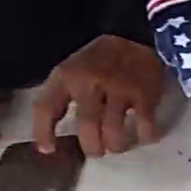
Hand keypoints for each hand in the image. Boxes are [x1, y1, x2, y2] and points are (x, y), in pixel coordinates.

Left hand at [31, 35, 168, 157]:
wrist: (138, 38)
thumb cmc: (101, 58)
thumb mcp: (73, 69)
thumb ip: (64, 94)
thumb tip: (56, 127)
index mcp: (67, 77)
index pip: (47, 108)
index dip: (44, 132)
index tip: (48, 150)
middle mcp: (91, 84)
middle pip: (87, 125)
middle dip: (91, 146)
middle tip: (95, 152)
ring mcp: (120, 90)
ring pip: (114, 130)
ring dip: (116, 146)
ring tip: (117, 147)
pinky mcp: (146, 96)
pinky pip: (145, 125)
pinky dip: (145, 136)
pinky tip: (144, 138)